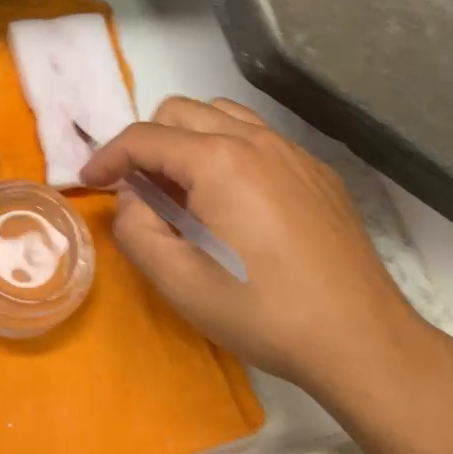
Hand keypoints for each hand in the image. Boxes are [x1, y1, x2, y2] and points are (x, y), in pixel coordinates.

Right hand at [81, 97, 430, 392]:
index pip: (143, 138)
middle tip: (143, 191)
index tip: (90, 181)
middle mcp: (254, 140)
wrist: (362, 342)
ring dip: (189, 139)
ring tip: (186, 189)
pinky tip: (237, 204)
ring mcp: (291, 152)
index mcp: (216, 160)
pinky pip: (259, 139)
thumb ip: (134, 228)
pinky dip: (229, 152)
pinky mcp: (317, 172)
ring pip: (221, 115)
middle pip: (179, 112)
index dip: (107, 157)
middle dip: (148, 143)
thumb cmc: (263, 313)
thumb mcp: (178, 281)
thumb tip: (133, 198)